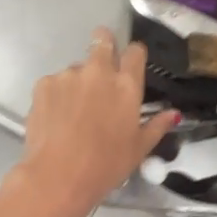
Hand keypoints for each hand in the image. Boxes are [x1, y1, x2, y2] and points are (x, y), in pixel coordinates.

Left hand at [9, 28, 176, 216]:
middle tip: (101, 63)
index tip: (129, 64)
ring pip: (76, 68)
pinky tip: (56, 117)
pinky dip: (57, 94)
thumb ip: (157, 126)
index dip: (133, 55)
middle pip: (102, 40)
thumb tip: (173, 114)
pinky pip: (54, 82)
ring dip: (79, 81)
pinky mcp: (43, 84)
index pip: (135, 52)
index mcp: (126, 85)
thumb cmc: (106, 165)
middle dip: (104, 43)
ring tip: (73, 111)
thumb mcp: (139, 149)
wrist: (58, 176)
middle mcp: (98, 71)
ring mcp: (68, 75)